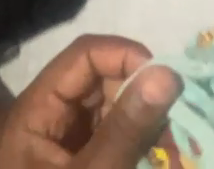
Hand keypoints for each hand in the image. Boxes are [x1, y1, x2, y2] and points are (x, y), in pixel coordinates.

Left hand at [0, 35, 181, 167]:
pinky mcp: (78, 168)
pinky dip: (138, 151)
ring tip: (174, 155)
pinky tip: (160, 164)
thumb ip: (126, 128)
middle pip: (103, 83)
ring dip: (146, 128)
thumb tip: (167, 70)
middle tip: (177, 130)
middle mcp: (48, 120)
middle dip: (143, 98)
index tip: (164, 83)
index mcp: (35, 111)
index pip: (86, 55)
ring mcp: (62, 148)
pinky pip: (113, 145)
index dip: (126, 56)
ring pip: (114, 115)